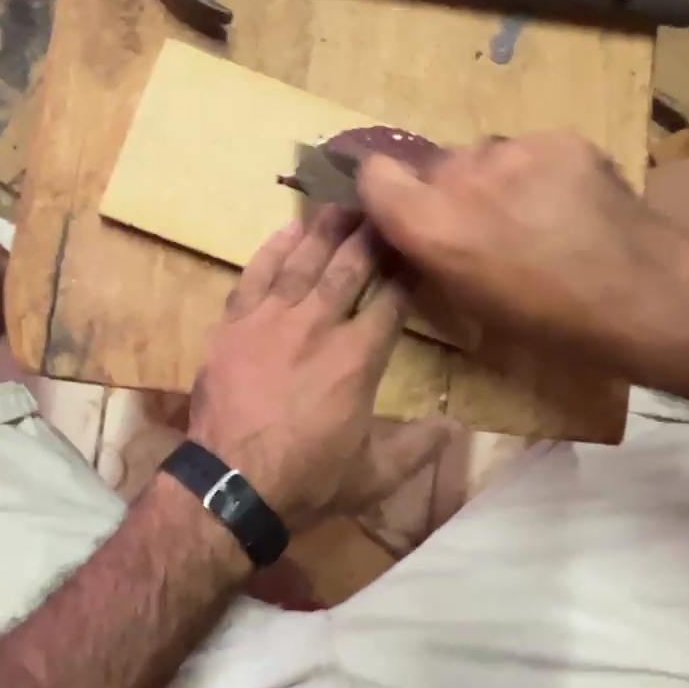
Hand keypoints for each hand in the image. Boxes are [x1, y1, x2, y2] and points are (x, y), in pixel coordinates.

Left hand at [185, 208, 418, 531]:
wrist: (232, 485)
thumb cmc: (307, 481)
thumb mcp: (374, 475)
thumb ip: (417, 447)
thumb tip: (456, 429)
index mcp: (358, 358)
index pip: (392, 301)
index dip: (408, 270)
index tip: (419, 245)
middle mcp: (318, 326)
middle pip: (350, 268)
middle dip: (371, 235)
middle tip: (385, 205)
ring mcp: (272, 320)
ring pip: (304, 262)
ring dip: (326, 230)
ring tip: (344, 202)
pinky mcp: (234, 323)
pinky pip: (255, 275)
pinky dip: (272, 250)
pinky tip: (288, 229)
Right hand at [354, 132, 688, 362]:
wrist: (645, 295)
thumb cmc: (548, 322)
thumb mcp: (467, 300)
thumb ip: (429, 251)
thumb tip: (414, 229)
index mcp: (430, 225)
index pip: (373, 174)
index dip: (384, 190)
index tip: (402, 210)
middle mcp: (460, 177)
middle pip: (431, 165)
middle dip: (446, 189)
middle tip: (482, 223)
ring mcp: (511, 151)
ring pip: (481, 155)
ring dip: (491, 179)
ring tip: (532, 214)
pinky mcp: (557, 137)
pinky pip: (527, 149)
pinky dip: (535, 171)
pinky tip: (567, 202)